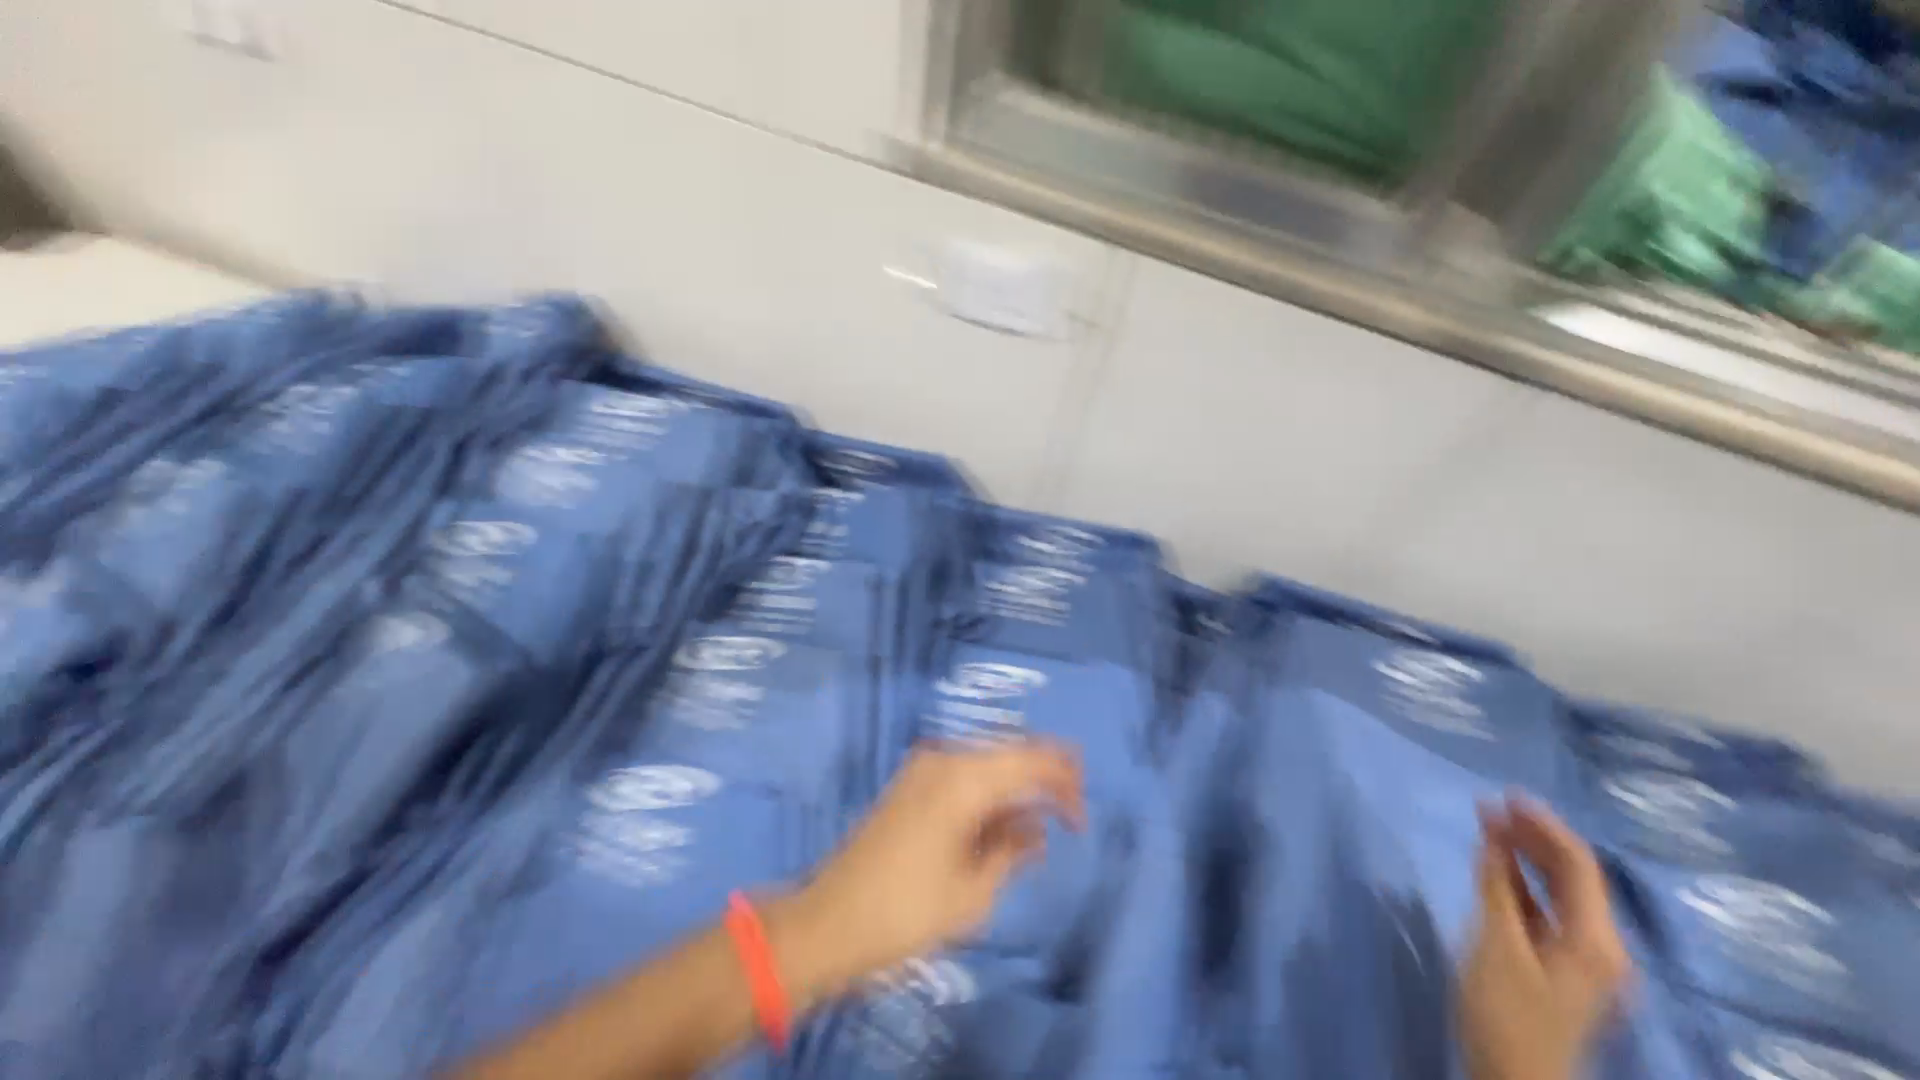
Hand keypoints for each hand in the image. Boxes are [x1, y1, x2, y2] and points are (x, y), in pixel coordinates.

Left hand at [763, 740, 1084, 1008]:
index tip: (1082, 815)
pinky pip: (963, 778)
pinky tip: (1001, 826)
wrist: (828, 923)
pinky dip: (988, 794)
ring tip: (1040, 826)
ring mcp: (921, 772)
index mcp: (963, 780)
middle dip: (1043, 777)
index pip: (1030, 760)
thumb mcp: (974, 892)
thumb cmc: (906, 912)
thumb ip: (1013, 850)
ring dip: (1015, 787)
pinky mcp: (908, 788)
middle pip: (1008, 752)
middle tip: (1071, 812)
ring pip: (986, 764)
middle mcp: (943, 762)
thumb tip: (1036, 827)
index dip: (1064, 779)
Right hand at [1458, 795, 1632, 1079]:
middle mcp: (1602, 946)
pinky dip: (1521, 885)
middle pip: (1573, 876)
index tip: (1504, 794)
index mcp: (1596, 940)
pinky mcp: (1562, 969)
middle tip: (1491, 804)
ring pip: (1559, 893)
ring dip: (1525, 857)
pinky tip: (1496, 868)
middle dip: (1533, 836)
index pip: (1577, 864)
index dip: (1541, 824)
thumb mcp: (1496, 946)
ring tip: (1490, 826)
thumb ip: (1497, 887)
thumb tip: (1494, 835)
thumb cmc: (1506, 1015)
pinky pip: (1547, 912)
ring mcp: (1584, 960)